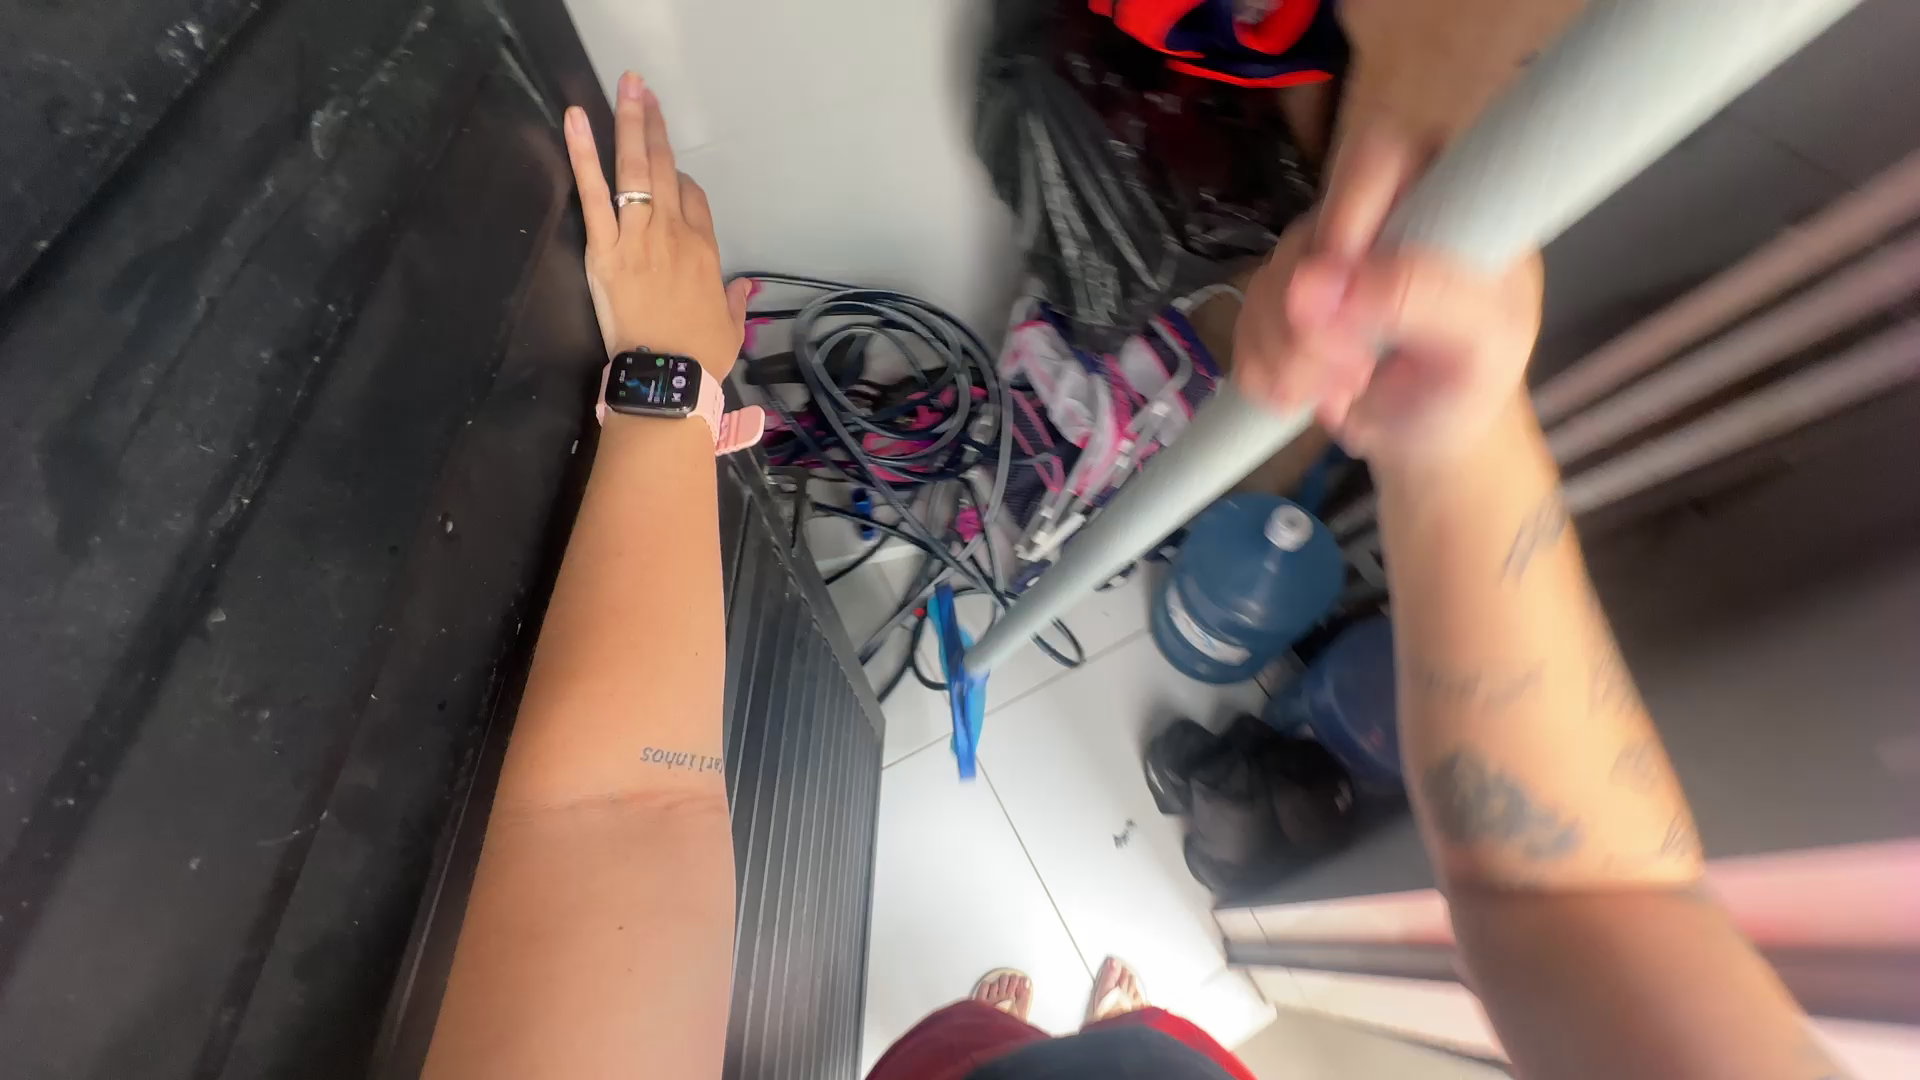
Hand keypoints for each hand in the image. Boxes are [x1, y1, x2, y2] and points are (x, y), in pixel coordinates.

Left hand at [563, 71, 752, 376]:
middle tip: (644, 91)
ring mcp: (640, 237)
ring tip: (627, 87)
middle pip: (665, 170)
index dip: (680, 180)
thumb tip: (743, 287)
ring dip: (630, 123)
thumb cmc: (702, 354)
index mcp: (706, 252)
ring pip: (635, 170)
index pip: (694, 198)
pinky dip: (583, 154)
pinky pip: (594, 194)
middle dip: (655, 128)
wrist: (669, 373)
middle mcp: (675, 234)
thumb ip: (735, 301)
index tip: (668, 175)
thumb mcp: (731, 328)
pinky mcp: (607, 248)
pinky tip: (574, 118)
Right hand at [1232, 126, 1543, 472]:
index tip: (1348, 279)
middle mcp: (1366, 223)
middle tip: (1356, 367)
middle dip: (1314, 321)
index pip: (1376, 156)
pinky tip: (1308, 393)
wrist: (1421, 436)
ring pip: (1264, 294)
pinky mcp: (1274, 312)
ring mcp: (1312, 267)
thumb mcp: (1482, 345)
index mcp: (1435, 202)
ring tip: (1342, 390)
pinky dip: (1267, 375)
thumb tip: (1318, 284)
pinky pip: (1242, 334)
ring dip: (1290, 358)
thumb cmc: (1468, 385)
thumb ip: (1423, 298)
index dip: (1347, 213)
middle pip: (1302, 242)